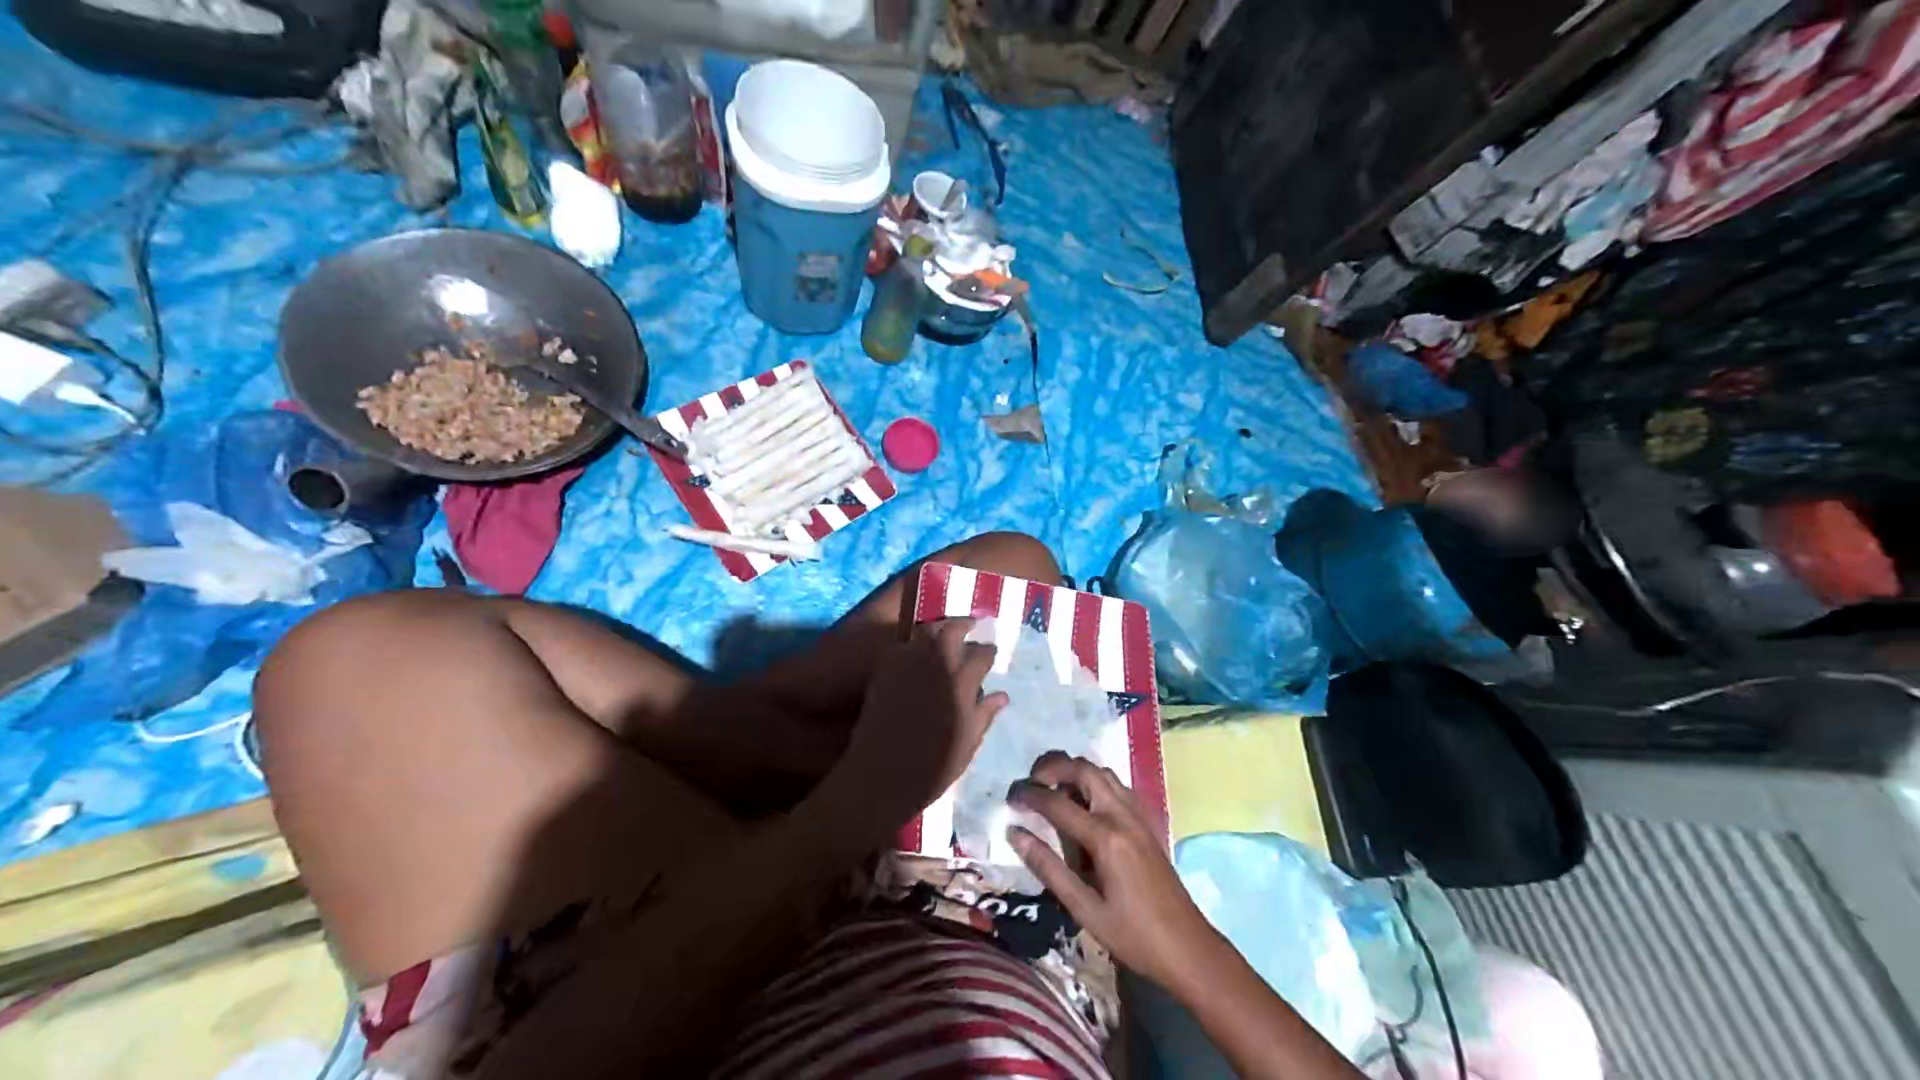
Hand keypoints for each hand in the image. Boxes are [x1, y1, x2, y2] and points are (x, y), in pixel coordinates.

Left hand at [821, 618, 1007, 836]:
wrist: (881, 774)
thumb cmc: (931, 769)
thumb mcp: (967, 745)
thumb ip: (984, 715)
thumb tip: (1002, 695)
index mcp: (962, 685)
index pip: (981, 655)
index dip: (988, 651)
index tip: (991, 651)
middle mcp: (937, 666)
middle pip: (953, 631)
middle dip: (964, 624)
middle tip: (970, 625)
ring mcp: (908, 664)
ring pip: (927, 631)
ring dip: (939, 627)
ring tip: (945, 632)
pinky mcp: (884, 669)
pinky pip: (903, 644)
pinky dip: (913, 640)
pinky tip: (917, 647)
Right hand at [1007, 752, 1222, 991]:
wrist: (1189, 948)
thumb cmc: (1133, 936)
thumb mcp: (1084, 909)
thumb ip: (1048, 868)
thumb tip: (1015, 834)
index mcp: (1106, 838)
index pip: (1058, 802)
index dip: (1029, 795)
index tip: (1009, 798)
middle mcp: (1122, 816)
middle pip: (1084, 769)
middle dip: (1052, 767)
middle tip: (1031, 783)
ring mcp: (1138, 816)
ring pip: (1102, 772)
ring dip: (1075, 771)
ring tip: (1052, 789)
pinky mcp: (1146, 822)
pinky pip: (1116, 786)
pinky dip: (1094, 781)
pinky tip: (1083, 803)